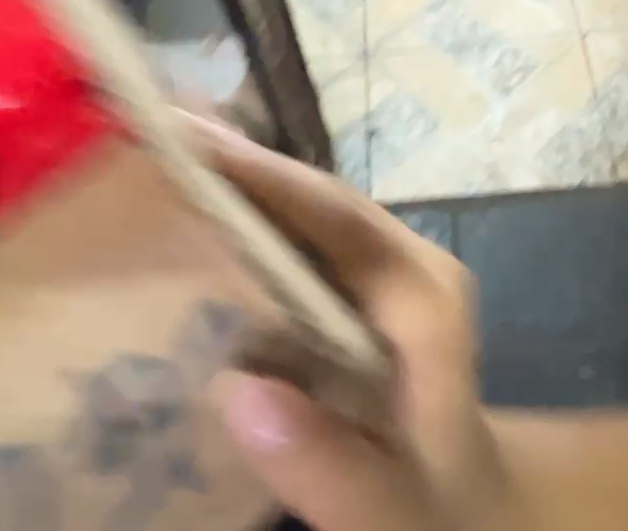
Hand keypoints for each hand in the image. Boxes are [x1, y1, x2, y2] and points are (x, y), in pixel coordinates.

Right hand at [176, 114, 514, 530]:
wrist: (473, 500)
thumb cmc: (437, 507)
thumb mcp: (393, 513)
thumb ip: (329, 467)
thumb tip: (238, 389)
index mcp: (426, 301)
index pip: (341, 222)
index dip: (268, 179)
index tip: (192, 145)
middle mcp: (411, 264)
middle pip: (321, 200)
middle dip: (243, 166)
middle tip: (154, 134)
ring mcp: (390, 270)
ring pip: (310, 211)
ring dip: (243, 184)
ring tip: (159, 158)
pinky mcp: (366, 286)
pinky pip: (304, 241)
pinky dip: (250, 224)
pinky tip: (194, 218)